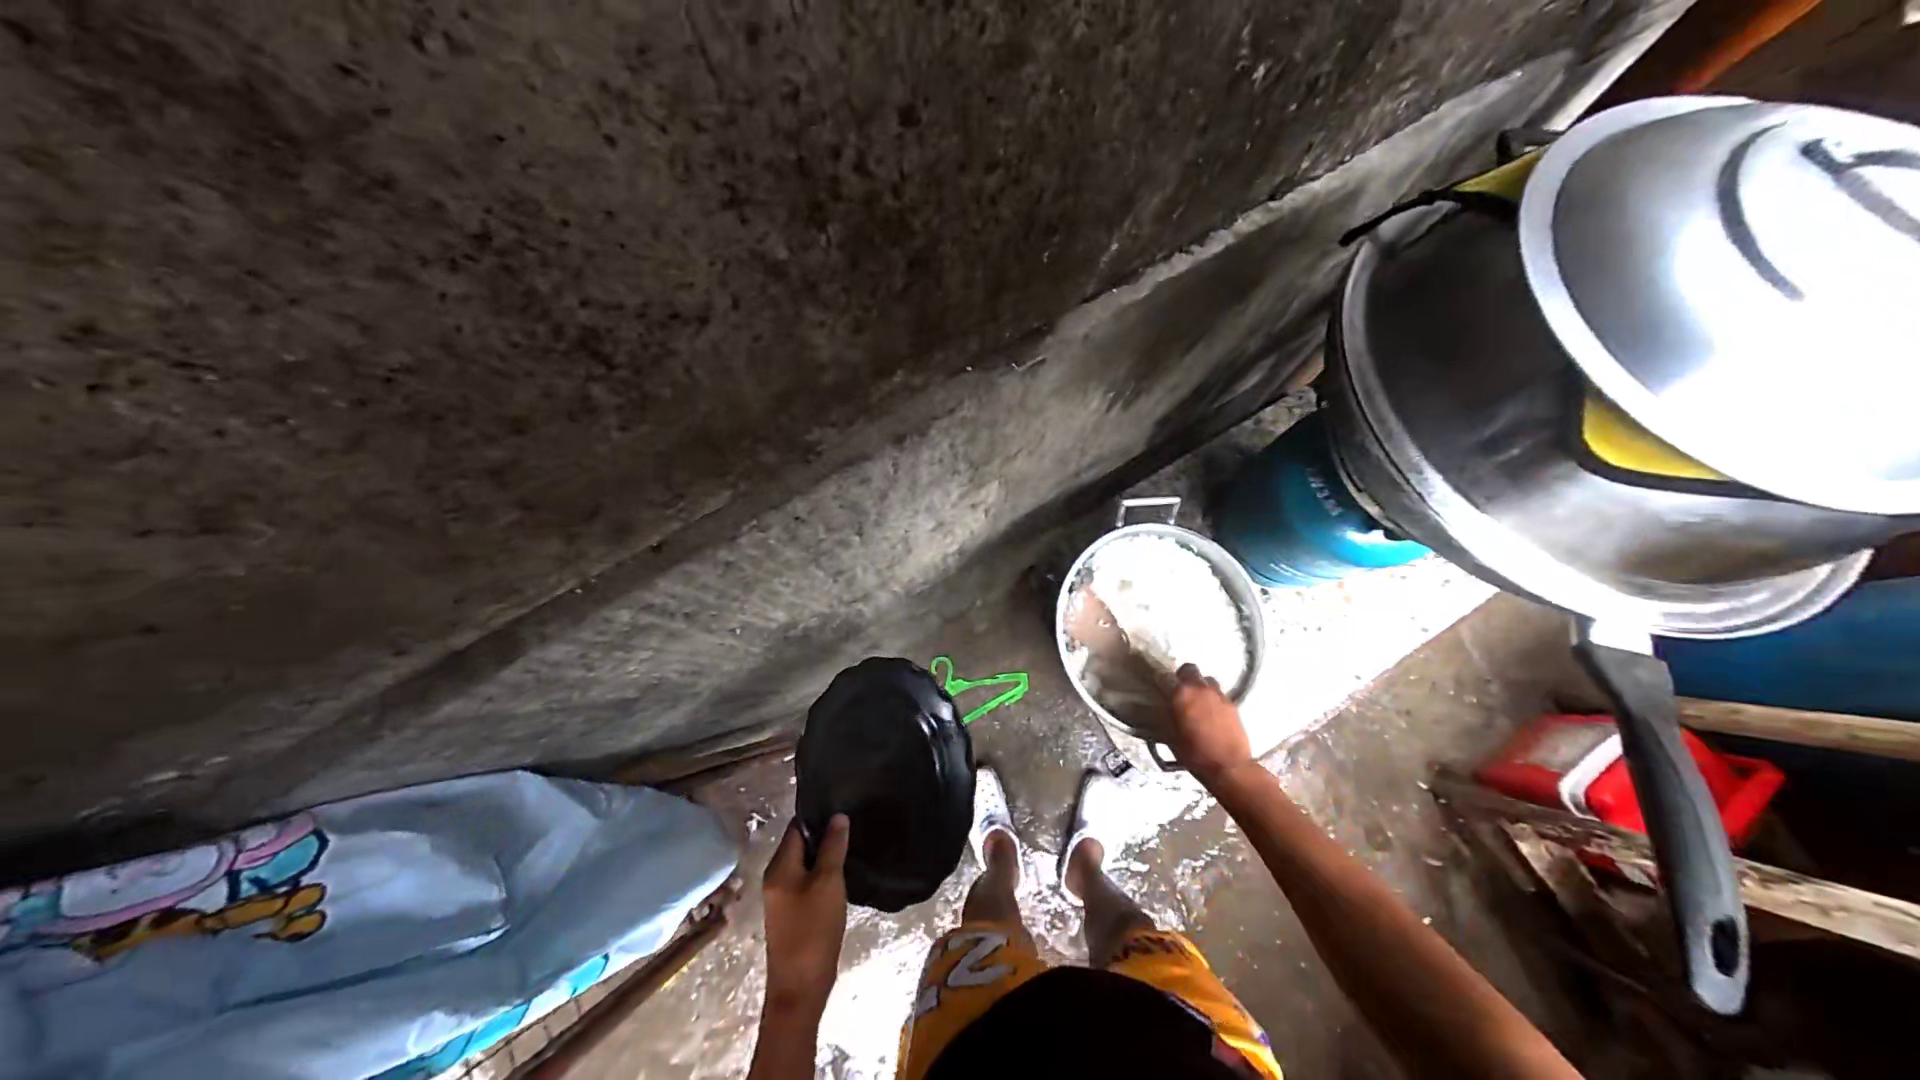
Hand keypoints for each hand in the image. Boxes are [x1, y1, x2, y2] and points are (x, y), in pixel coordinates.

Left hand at [761, 814, 849, 1019]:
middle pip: (799, 844)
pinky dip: (822, 873)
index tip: (842, 803)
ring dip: (824, 854)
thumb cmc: (813, 929)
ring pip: (804, 863)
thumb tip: (838, 816)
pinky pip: (806, 881)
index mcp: (779, 866)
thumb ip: (832, 847)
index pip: (796, 827)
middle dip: (823, 833)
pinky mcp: (792, 912)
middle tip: (853, 823)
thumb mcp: (828, 883)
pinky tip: (843, 873)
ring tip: (852, 843)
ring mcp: (782, 896)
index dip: (817, 814)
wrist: (800, 987)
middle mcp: (775, 877)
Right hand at [1167, 663, 1254, 783]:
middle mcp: (1200, 688)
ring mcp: (1218, 694)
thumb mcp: (1171, 736)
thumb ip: (1165, 716)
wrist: (1229, 766)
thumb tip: (1162, 708)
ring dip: (1199, 685)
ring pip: (1206, 679)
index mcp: (1180, 694)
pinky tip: (1210, 711)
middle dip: (1182, 676)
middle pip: (1189, 669)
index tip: (1158, 687)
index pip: (1164, 676)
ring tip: (1197, 699)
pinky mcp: (1232, 703)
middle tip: (1178, 689)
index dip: (1160, 681)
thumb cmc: (1194, 754)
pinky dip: (1212, 697)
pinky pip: (1219, 692)